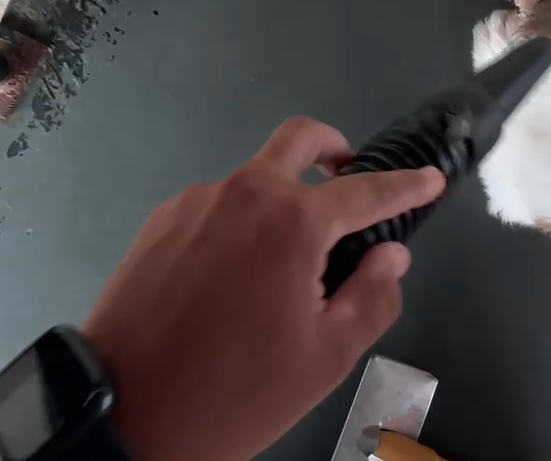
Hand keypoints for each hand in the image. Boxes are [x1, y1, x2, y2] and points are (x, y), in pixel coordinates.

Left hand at [81, 117, 445, 460]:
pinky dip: (239, 223)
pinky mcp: (164, 217)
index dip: (406, 184)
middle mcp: (246, 192)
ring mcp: (199, 199)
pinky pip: (217, 205)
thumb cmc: (235, 391)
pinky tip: (230, 278)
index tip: (430, 178)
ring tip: (277, 269)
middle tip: (346, 176)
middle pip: (299, 138)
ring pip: (254, 178)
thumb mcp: (324, 359)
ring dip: (280, 199)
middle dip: (333, 147)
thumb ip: (372, 296)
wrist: (121, 412)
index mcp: (293, 222)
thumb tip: (389, 253)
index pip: (366, 191)